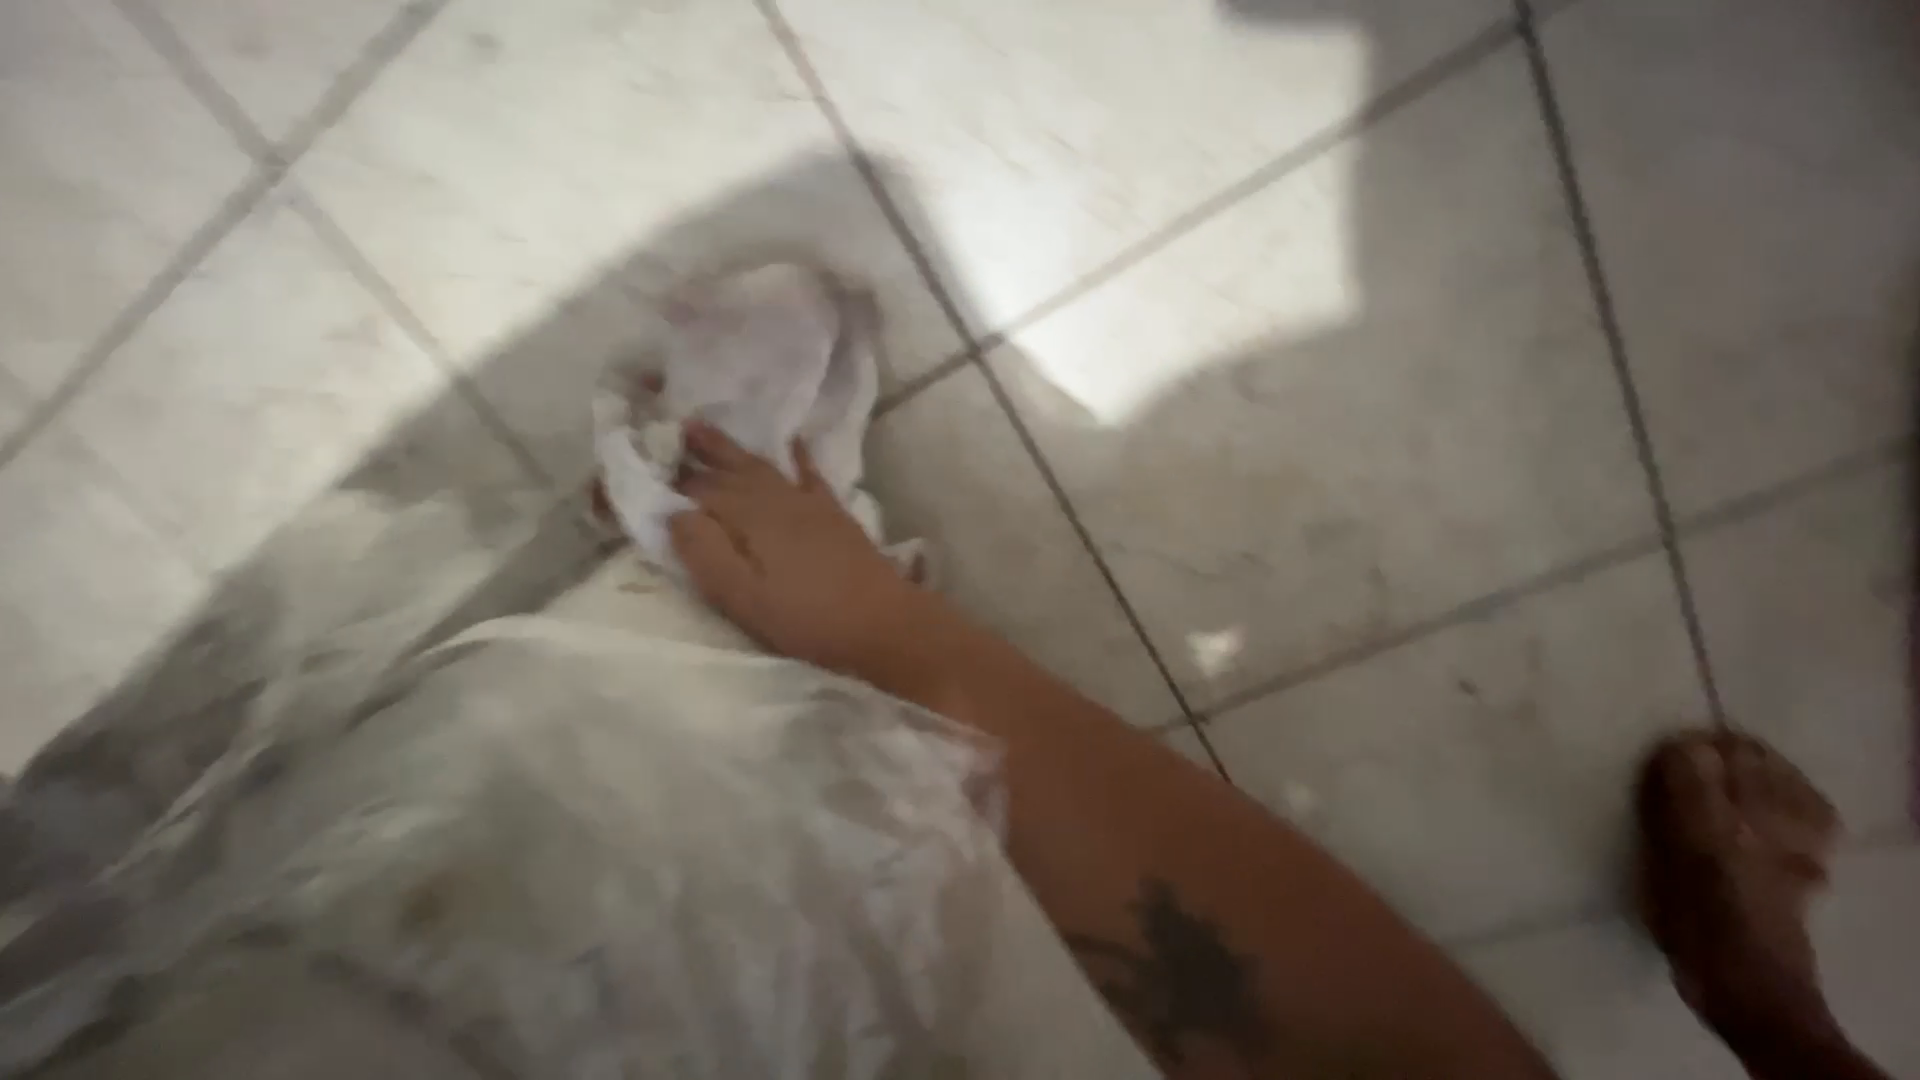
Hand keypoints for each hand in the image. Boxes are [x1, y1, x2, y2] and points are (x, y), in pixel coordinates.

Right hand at [669, 420, 933, 676]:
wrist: (882, 621)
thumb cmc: (807, 618)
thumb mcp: (744, 598)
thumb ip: (706, 554)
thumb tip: (674, 514)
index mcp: (749, 518)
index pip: (699, 491)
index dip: (668, 481)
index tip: (639, 469)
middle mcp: (777, 499)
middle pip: (729, 471)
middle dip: (696, 455)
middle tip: (667, 431)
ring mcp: (808, 503)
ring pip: (762, 465)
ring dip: (732, 448)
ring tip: (704, 427)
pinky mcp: (833, 513)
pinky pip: (809, 473)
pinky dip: (797, 455)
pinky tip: (792, 442)